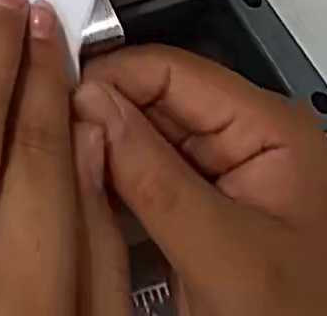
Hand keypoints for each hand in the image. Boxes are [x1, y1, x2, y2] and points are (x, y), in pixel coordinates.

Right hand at [72, 45, 326, 315]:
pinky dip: (109, 177)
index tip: (62, 98)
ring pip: (137, 133)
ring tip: (67, 163)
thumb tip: (94, 103)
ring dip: (100, 147)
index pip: (168, 69)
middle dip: (100, 115)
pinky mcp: (195, 204)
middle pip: (148, 96)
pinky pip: (138, 169)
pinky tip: (87, 190)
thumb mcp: (231, 258)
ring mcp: (216, 172)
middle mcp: (242, 137)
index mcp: (269, 128)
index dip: (110, 77)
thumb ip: (157, 177)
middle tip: (57, 137)